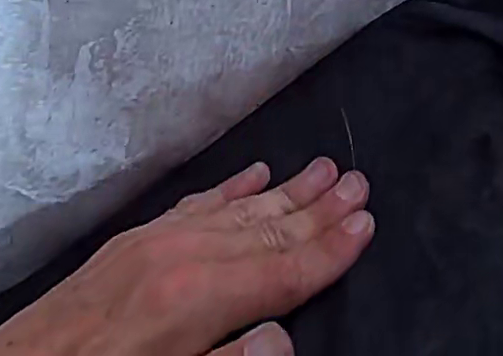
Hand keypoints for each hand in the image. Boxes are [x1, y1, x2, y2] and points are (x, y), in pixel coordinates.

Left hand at [0, 158, 373, 355]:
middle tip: (361, 181)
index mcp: (197, 299)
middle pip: (271, 228)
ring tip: (327, 167)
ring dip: (290, 189)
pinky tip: (258, 173)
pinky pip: (198, 202)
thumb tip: (285, 335)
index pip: (284, 269)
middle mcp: (185, 255)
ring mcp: (158, 241)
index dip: (331, 248)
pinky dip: (234, 187)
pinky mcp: (134, 240)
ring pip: (243, 208)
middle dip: (322, 208)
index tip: (368, 222)